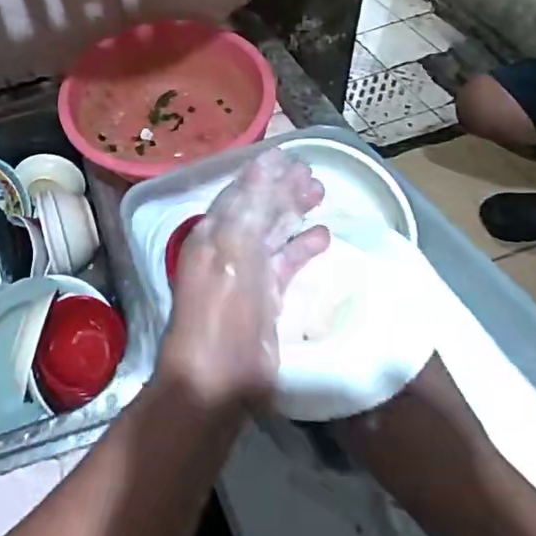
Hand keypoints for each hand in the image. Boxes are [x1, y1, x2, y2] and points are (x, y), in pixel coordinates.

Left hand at [157, 149, 329, 413]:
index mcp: (212, 235)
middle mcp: (225, 249)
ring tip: (320, 192)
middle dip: (281, 189)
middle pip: (256, 210)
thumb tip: (264, 167)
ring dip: (292, 212)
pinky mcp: (264, 301)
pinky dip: (301, 248)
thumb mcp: (233, 253)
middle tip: (312, 171)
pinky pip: (284, 264)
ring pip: (271, 233)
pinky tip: (323, 235)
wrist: (216, 380)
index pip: (239, 193)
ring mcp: (245, 275)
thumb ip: (249, 210)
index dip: (262, 174)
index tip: (288, 154)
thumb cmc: (221, 314)